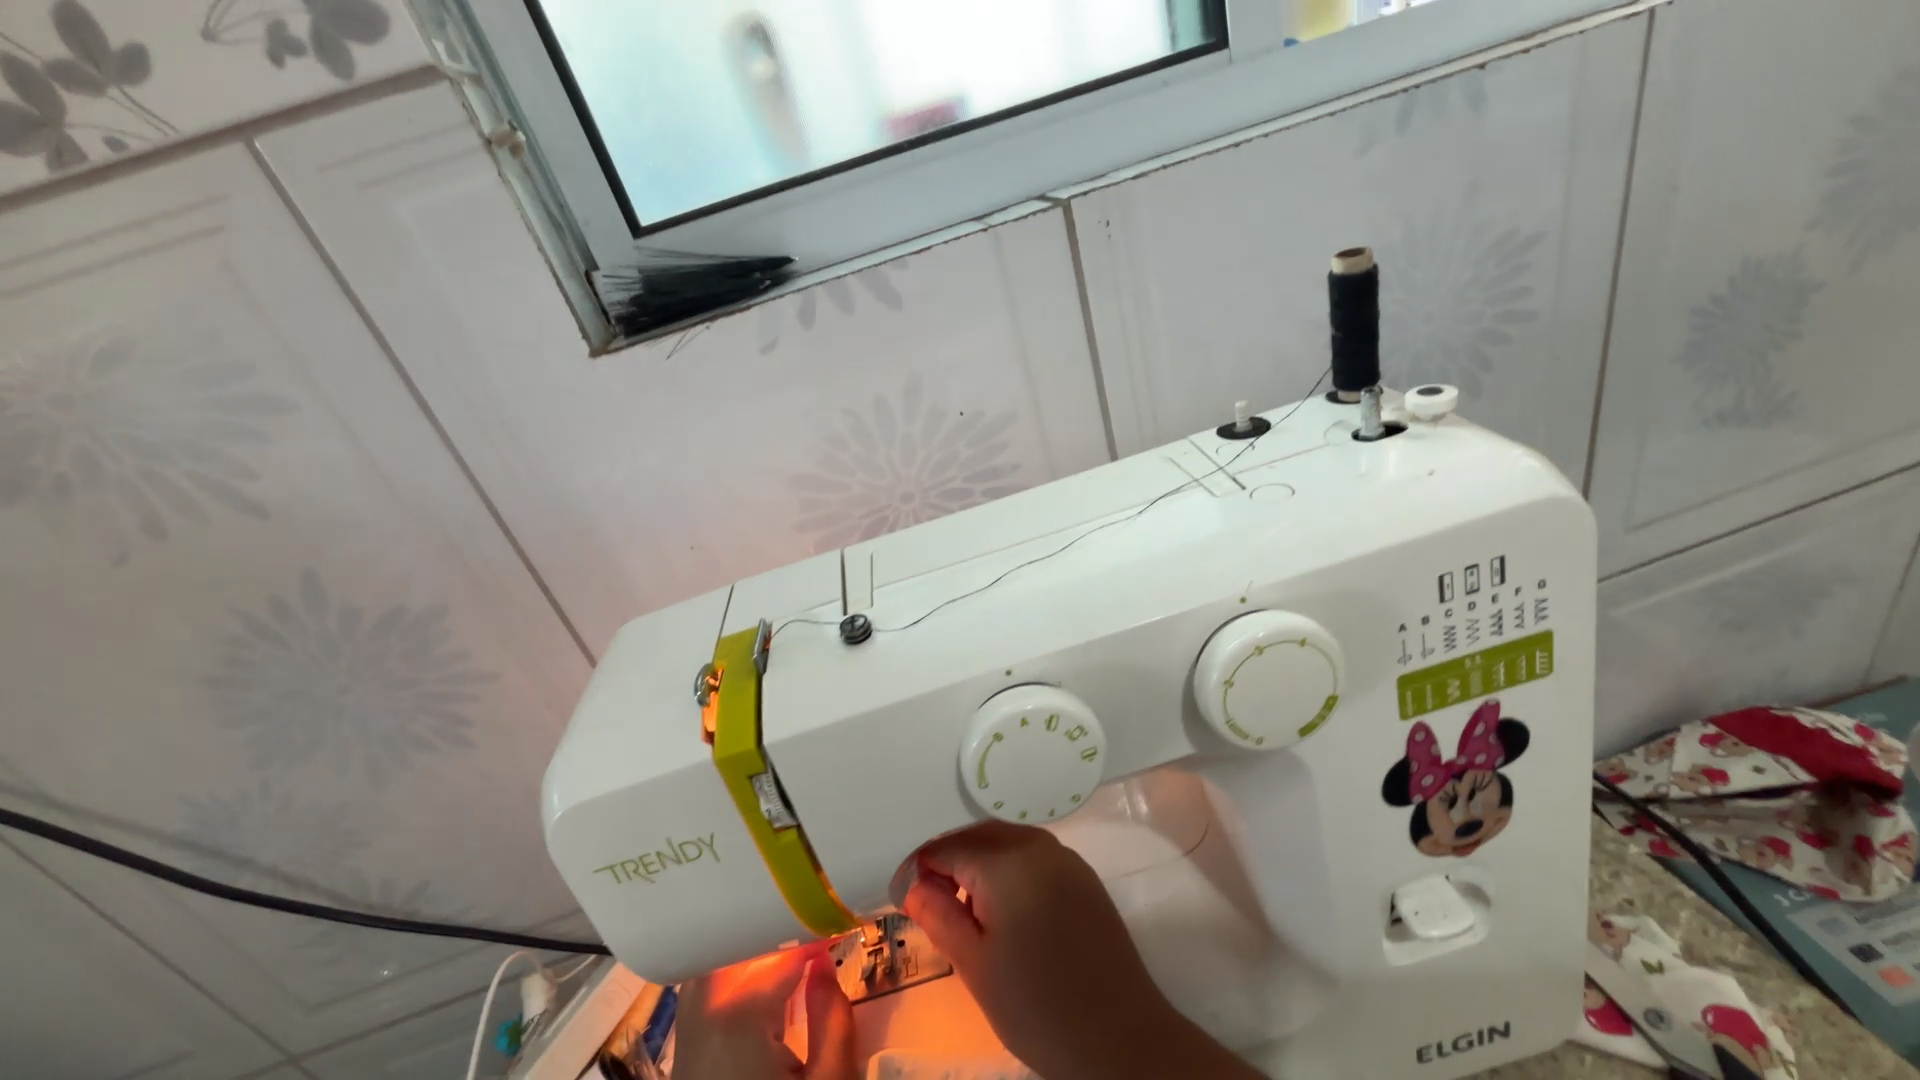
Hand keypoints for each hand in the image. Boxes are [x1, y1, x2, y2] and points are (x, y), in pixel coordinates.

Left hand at [673, 946, 856, 1079]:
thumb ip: (834, 1018)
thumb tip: (823, 966)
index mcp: (741, 1018)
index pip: (783, 955)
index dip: (816, 935)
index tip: (843, 924)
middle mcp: (704, 1013)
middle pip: (737, 949)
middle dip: (776, 934)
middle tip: (816, 932)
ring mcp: (687, 1031)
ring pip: (716, 966)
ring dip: (752, 953)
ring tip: (792, 951)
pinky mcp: (683, 1051)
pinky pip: (706, 991)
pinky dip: (734, 976)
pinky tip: (762, 983)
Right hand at [901, 822, 1260, 1079]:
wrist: (1120, 1039)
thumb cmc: (1036, 1006)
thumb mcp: (974, 964)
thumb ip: (938, 916)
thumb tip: (914, 886)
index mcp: (1006, 862)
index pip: (946, 849)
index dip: (918, 871)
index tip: (902, 900)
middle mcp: (1038, 847)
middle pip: (978, 836)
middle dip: (948, 859)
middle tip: (928, 902)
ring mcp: (1067, 861)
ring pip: (1008, 841)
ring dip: (979, 861)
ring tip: (964, 909)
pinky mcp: (1086, 880)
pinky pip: (1035, 856)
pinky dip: (1009, 868)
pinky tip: (1005, 909)